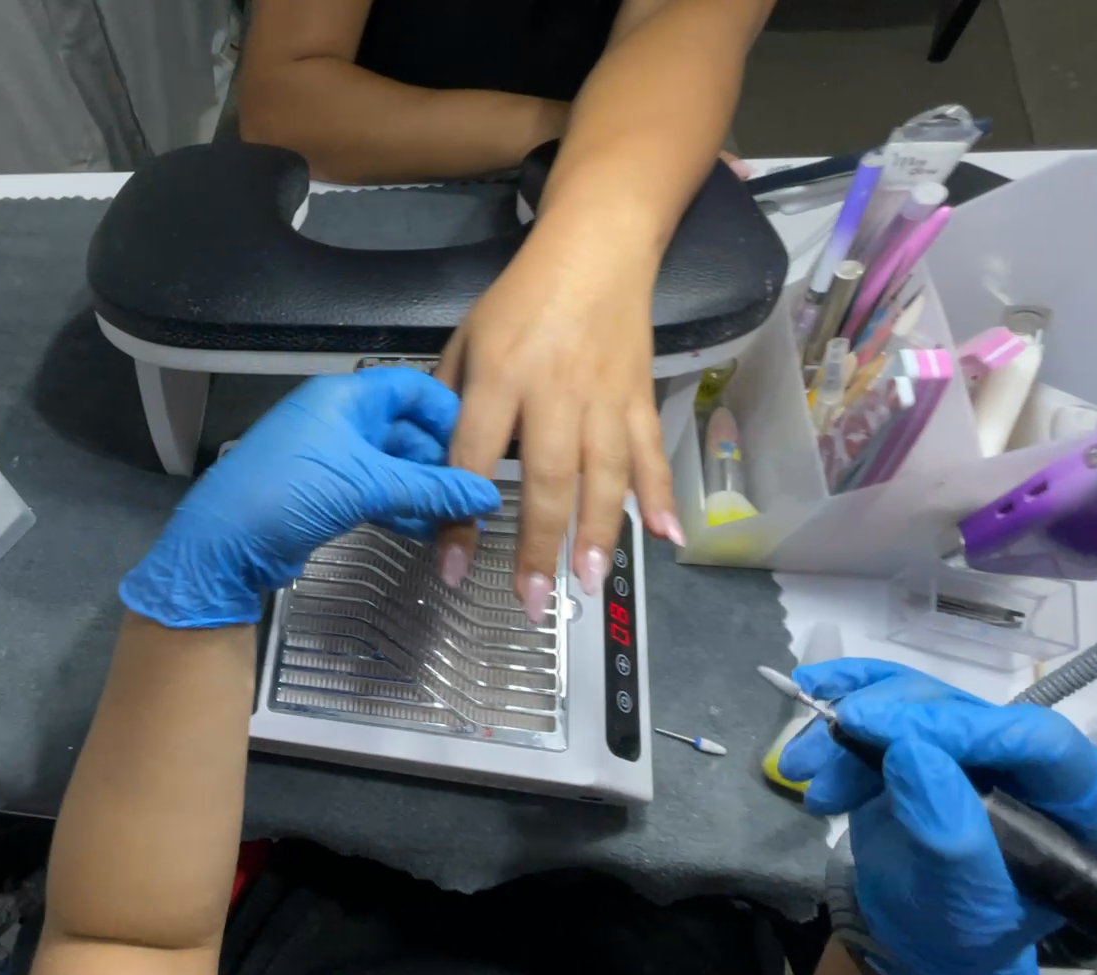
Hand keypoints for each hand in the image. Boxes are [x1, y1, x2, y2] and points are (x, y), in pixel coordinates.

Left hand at [120, 368, 501, 627]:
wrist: (224, 545)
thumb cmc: (288, 491)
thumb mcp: (363, 484)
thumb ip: (429, 489)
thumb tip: (486, 496)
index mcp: (345, 398)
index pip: (411, 389)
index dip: (448, 413)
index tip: (481, 445)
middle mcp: (340, 421)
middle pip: (406, 433)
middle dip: (441, 465)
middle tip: (476, 498)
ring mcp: (332, 459)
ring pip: (394, 469)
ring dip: (425, 494)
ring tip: (459, 523)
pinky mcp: (328, 495)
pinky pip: (376, 495)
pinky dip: (401, 510)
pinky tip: (428, 532)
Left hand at [435, 237, 685, 622]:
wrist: (597, 250)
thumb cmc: (518, 301)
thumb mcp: (464, 341)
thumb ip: (446, 401)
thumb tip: (430, 464)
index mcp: (499, 377)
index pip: (473, 458)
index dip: (459, 518)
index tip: (451, 570)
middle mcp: (555, 392)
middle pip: (546, 478)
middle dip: (537, 545)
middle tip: (532, 601)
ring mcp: (605, 396)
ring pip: (605, 474)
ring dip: (598, 533)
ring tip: (589, 584)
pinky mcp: (640, 395)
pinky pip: (651, 452)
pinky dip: (660, 496)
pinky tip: (667, 539)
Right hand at [779, 659, 1096, 974]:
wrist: (911, 924)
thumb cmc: (954, 926)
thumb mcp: (959, 898)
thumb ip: (946, 832)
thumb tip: (910, 749)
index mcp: (1083, 807)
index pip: (1036, 741)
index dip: (955, 725)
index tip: (866, 725)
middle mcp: (1030, 762)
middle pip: (957, 709)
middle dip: (874, 728)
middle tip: (812, 759)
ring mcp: (970, 743)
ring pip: (904, 700)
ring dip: (838, 731)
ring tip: (799, 775)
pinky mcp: (917, 734)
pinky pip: (879, 691)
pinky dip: (835, 692)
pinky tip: (805, 694)